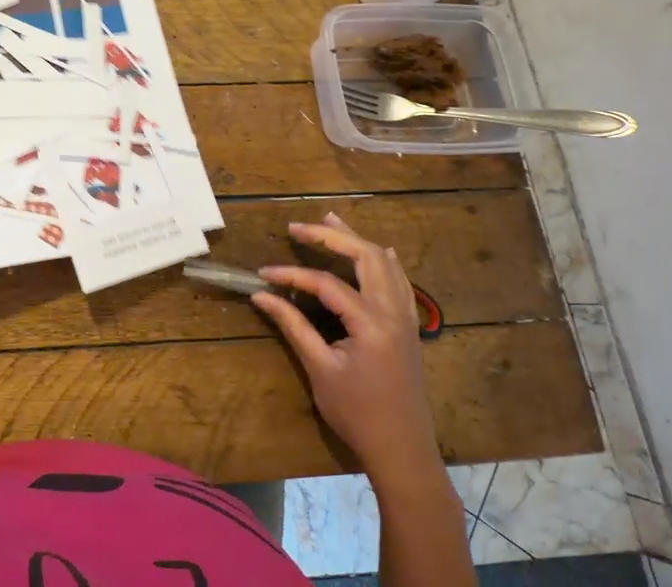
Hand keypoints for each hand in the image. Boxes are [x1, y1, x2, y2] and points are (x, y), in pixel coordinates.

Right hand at [252, 212, 440, 480]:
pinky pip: (400, 281)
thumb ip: (293, 326)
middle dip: (332, 236)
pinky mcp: (409, 328)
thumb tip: (261, 296)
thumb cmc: (356, 413)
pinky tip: (377, 251)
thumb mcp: (319, 369)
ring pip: (387, 264)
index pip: (326, 283)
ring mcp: (407, 319)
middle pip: (366, 257)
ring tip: (331, 221)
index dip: (292, 274)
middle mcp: (394, 313)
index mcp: (372, 323)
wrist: (402, 449)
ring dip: (358, 241)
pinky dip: (383, 261)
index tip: (263, 274)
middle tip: (298, 228)